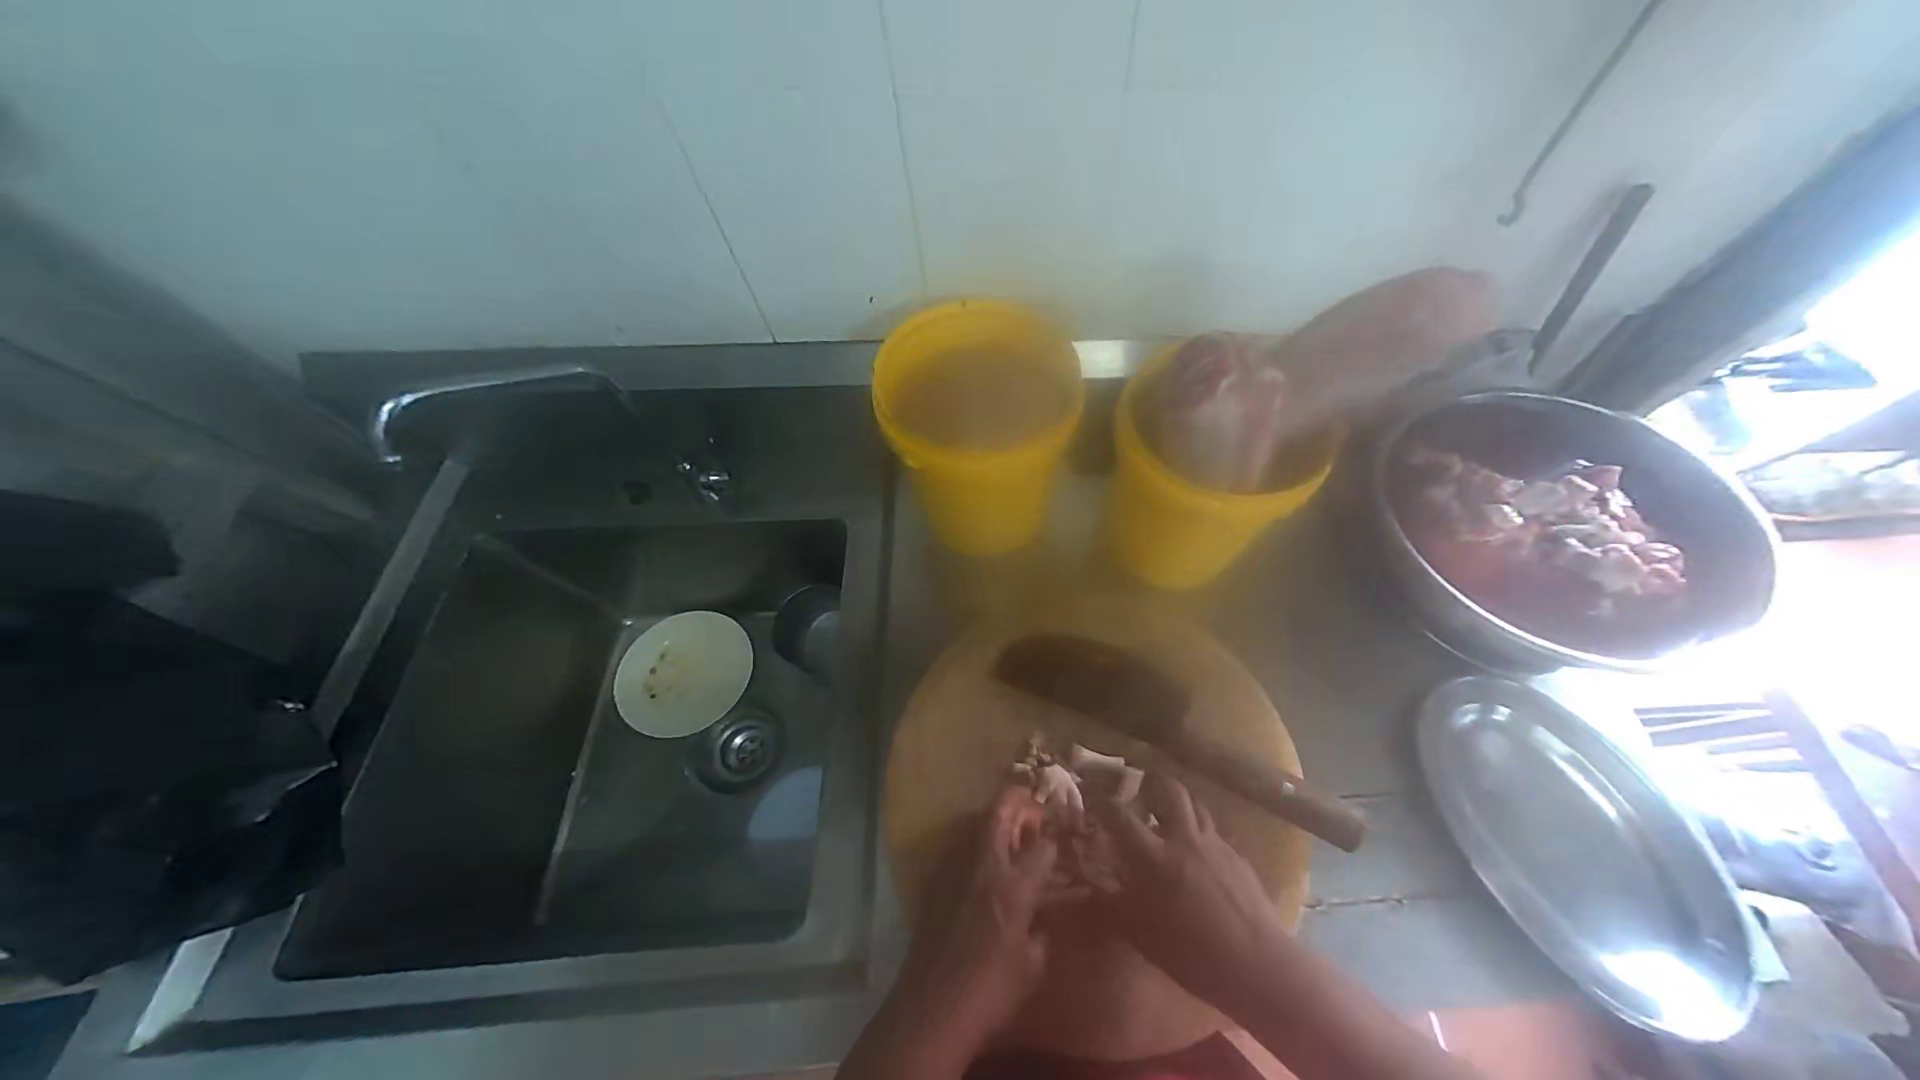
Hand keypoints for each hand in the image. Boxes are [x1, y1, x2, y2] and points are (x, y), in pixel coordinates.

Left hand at [892, 785, 1058, 1049]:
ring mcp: (955, 869)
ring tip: (1010, 831)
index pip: (1041, 846)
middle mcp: (984, 867)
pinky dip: (975, 842)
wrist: (932, 1007)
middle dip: (1019, 802)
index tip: (1059, 842)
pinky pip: (959, 846)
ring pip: (975, 824)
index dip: (1054, 841)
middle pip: (1000, 812)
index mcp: (1014, 888)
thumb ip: (1040, 931)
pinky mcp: (935, 880)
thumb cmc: (990, 992)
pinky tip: (984, 862)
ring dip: (995, 818)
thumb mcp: (1033, 967)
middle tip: (1033, 809)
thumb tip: (1039, 917)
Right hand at [1091, 772, 1288, 1011]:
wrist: (1257, 965)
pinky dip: (1200, 833)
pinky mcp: (1238, 857)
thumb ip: (1113, 904)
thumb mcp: (1140, 934)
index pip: (1119, 815)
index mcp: (1154, 856)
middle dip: (1152, 781)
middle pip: (1169, 789)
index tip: (1087, 790)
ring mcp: (1215, 844)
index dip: (1099, 799)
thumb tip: (1090, 888)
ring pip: (1196, 804)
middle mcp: (1184, 838)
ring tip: (1169, 813)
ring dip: (1179, 802)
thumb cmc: (1191, 952)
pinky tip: (1199, 853)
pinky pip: (1214, 833)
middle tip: (1141, 786)